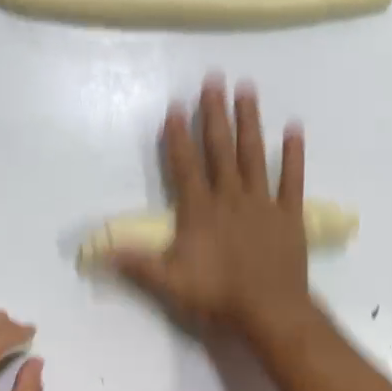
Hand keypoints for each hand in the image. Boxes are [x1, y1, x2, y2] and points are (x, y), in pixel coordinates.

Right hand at [110, 76, 313, 338]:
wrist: (270, 311)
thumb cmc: (217, 297)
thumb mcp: (168, 284)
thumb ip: (136, 264)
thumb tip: (98, 252)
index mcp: (199, 211)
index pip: (185, 167)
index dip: (178, 137)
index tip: (174, 107)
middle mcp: (230, 197)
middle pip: (220, 149)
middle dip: (214, 114)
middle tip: (213, 79)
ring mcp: (262, 203)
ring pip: (254, 155)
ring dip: (249, 121)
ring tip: (246, 89)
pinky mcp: (289, 215)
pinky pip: (292, 179)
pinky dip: (293, 155)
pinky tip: (294, 128)